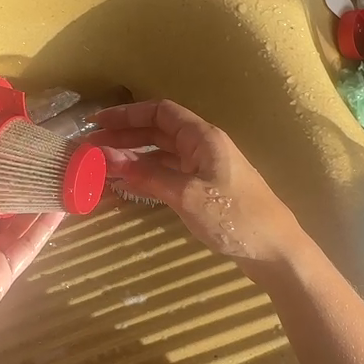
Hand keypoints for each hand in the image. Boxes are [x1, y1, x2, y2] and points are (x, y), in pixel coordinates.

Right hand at [90, 100, 308, 266]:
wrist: (274, 251)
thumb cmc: (235, 218)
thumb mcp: (187, 195)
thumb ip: (147, 175)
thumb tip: (106, 157)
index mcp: (203, 138)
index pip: (160, 112)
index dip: (127, 114)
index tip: (97, 123)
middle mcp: (202, 147)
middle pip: (156, 133)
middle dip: (122, 137)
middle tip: (89, 149)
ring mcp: (203, 170)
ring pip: (159, 155)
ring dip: (130, 158)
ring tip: (99, 167)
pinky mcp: (203, 191)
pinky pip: (166, 175)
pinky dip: (144, 177)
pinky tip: (124, 185)